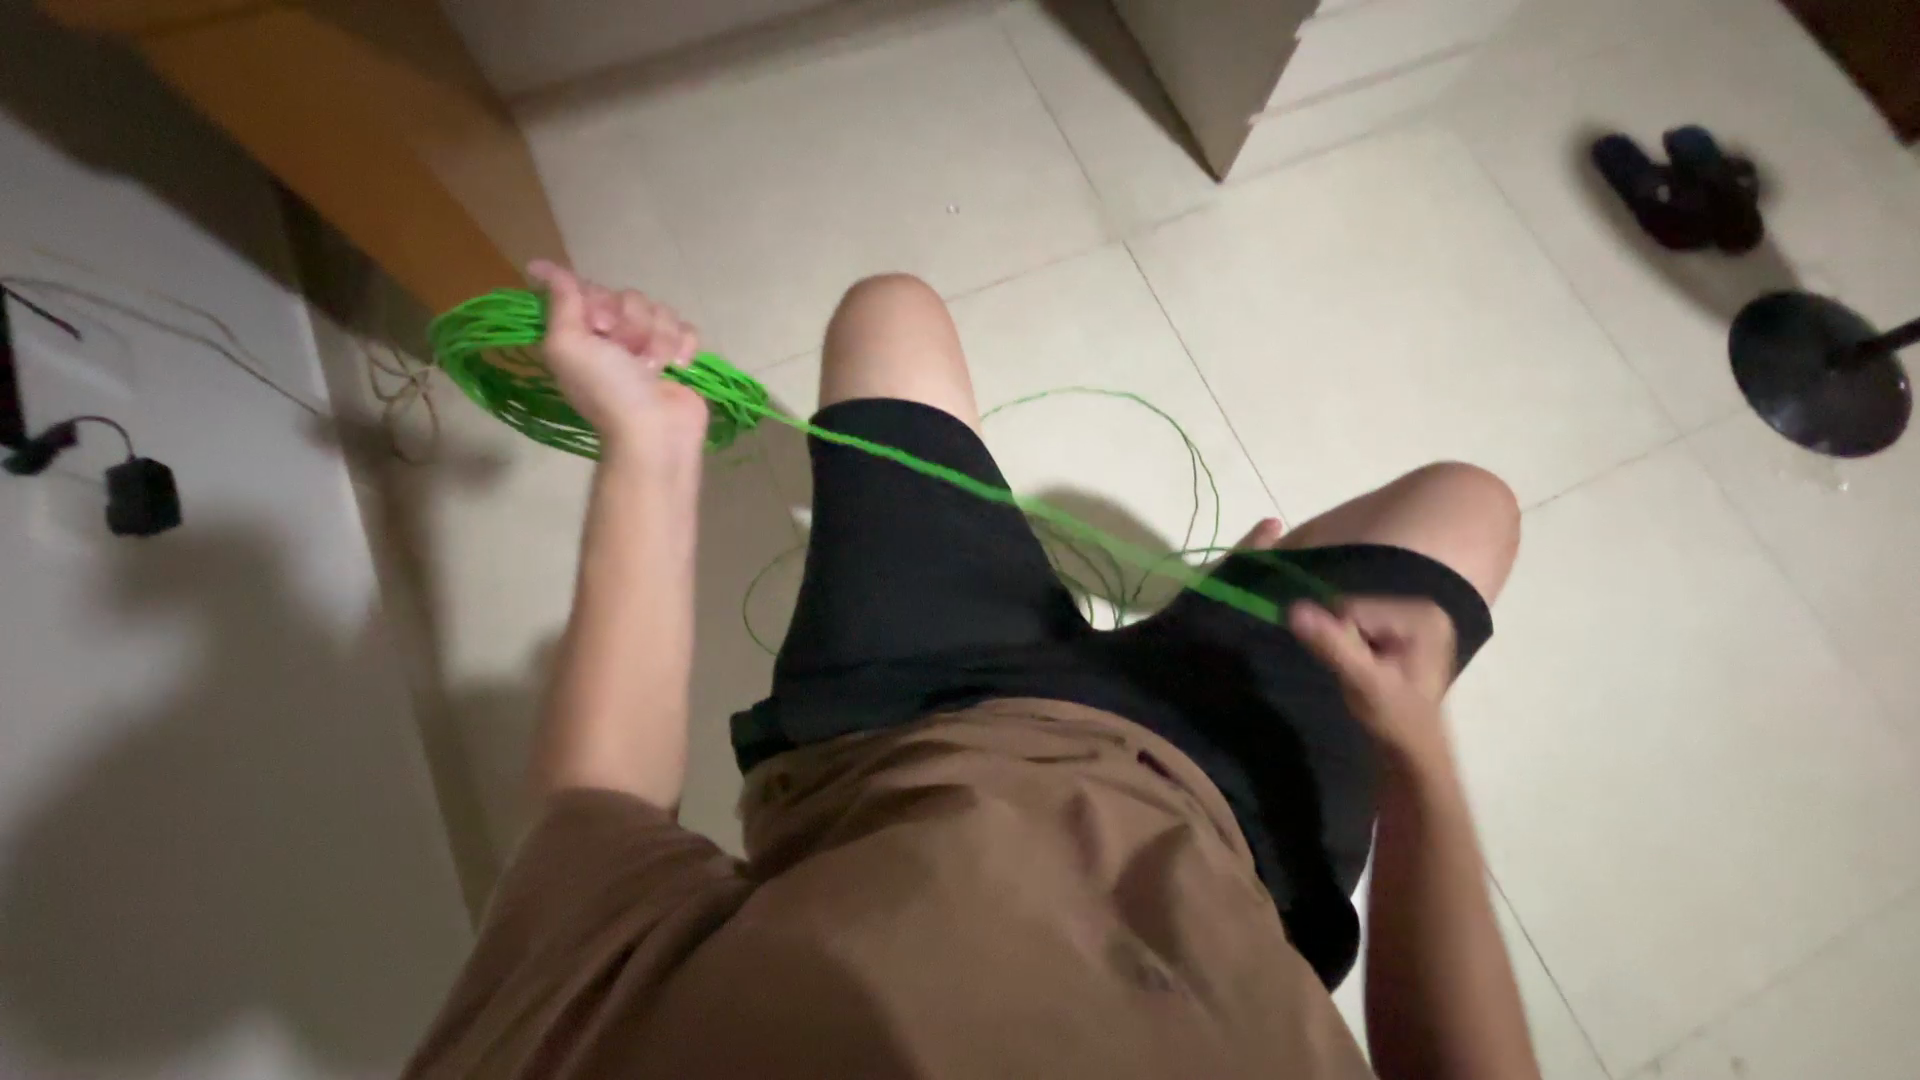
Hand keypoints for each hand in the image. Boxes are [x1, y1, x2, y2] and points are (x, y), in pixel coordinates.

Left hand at [528, 260, 707, 467]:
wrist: (655, 430)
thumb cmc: (608, 390)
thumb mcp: (568, 346)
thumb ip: (560, 304)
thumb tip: (542, 267)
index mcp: (584, 331)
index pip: (594, 289)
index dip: (601, 302)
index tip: (600, 326)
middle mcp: (615, 336)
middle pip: (631, 297)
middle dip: (633, 324)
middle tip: (628, 354)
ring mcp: (651, 346)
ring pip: (662, 311)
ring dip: (659, 339)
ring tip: (654, 369)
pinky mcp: (680, 356)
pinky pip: (686, 329)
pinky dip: (683, 347)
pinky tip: (676, 368)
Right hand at [1289, 597, 1457, 766]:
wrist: (1412, 748)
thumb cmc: (1395, 719)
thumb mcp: (1363, 682)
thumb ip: (1332, 644)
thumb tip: (1294, 609)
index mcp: (1423, 616)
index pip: (1352, 609)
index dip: (1343, 641)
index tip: (1363, 671)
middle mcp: (1423, 608)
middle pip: (1353, 609)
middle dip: (1347, 642)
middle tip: (1364, 674)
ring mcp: (1414, 617)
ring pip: (1351, 617)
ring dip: (1348, 646)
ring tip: (1368, 673)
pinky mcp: (1404, 627)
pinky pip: (1358, 624)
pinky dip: (1355, 647)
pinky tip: (1373, 668)